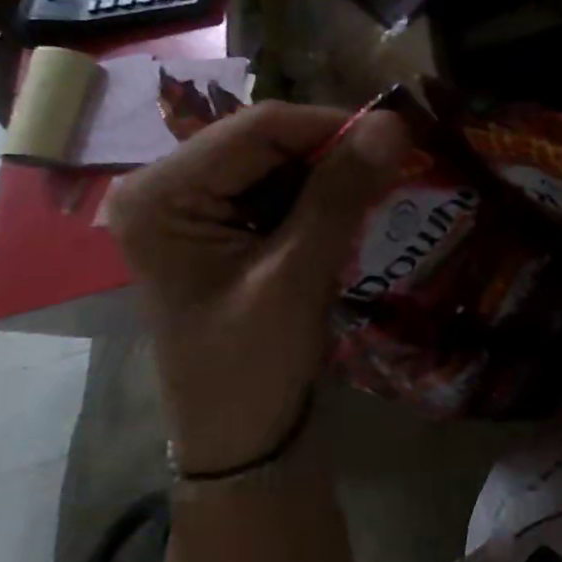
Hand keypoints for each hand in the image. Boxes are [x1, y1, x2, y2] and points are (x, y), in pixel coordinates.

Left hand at [108, 102, 407, 472]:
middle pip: (267, 140)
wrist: (238, 437)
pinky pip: (279, 189)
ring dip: (332, 174)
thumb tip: (394, 124)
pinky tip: (353, 212)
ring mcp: (193, 206)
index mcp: (162, 194)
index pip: (258, 129)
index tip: (399, 139)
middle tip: (394, 169)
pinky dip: (321, 196)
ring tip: (381, 191)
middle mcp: (167, 186)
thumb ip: (340, 195)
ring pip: (279, 162)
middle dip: (333, 152)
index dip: (332, 126)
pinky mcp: (220, 226)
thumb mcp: (296, 276)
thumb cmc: (251, 366)